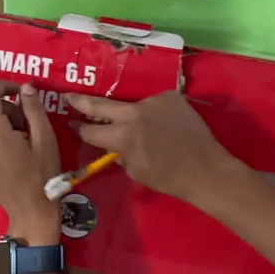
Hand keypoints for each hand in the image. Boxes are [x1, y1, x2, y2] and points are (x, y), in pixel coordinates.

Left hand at [0, 82, 62, 244]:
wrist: (32, 213)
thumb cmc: (44, 176)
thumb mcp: (46, 140)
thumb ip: (34, 110)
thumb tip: (26, 87)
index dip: (2, 86)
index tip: (21, 91)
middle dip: (9, 108)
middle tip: (30, 123)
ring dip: (5, 122)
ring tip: (25, 139)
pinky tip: (15, 152)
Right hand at [66, 91, 243, 206]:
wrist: (205, 168)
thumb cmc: (169, 178)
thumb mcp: (136, 171)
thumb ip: (120, 153)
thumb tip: (112, 143)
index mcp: (122, 136)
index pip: (92, 130)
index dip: (80, 128)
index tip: (71, 123)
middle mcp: (133, 113)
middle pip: (101, 105)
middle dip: (82, 102)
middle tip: (68, 96)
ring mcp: (152, 101)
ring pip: (134, 106)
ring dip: (133, 115)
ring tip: (148, 129)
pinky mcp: (170, 96)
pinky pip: (155, 103)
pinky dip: (157, 114)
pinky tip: (167, 125)